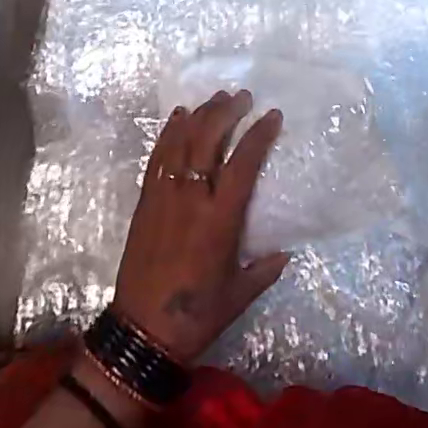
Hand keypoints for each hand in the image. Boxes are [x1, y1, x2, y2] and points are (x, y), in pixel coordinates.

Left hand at [113, 90, 288, 360]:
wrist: (142, 330)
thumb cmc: (198, 314)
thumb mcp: (240, 294)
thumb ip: (265, 269)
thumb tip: (285, 252)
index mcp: (220, 219)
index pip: (243, 164)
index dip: (259, 135)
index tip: (272, 115)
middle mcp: (192, 199)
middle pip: (208, 141)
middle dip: (226, 113)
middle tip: (242, 97)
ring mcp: (164, 197)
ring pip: (181, 143)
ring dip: (199, 116)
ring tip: (215, 98)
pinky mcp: (145, 202)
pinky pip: (157, 158)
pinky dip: (168, 133)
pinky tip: (178, 117)